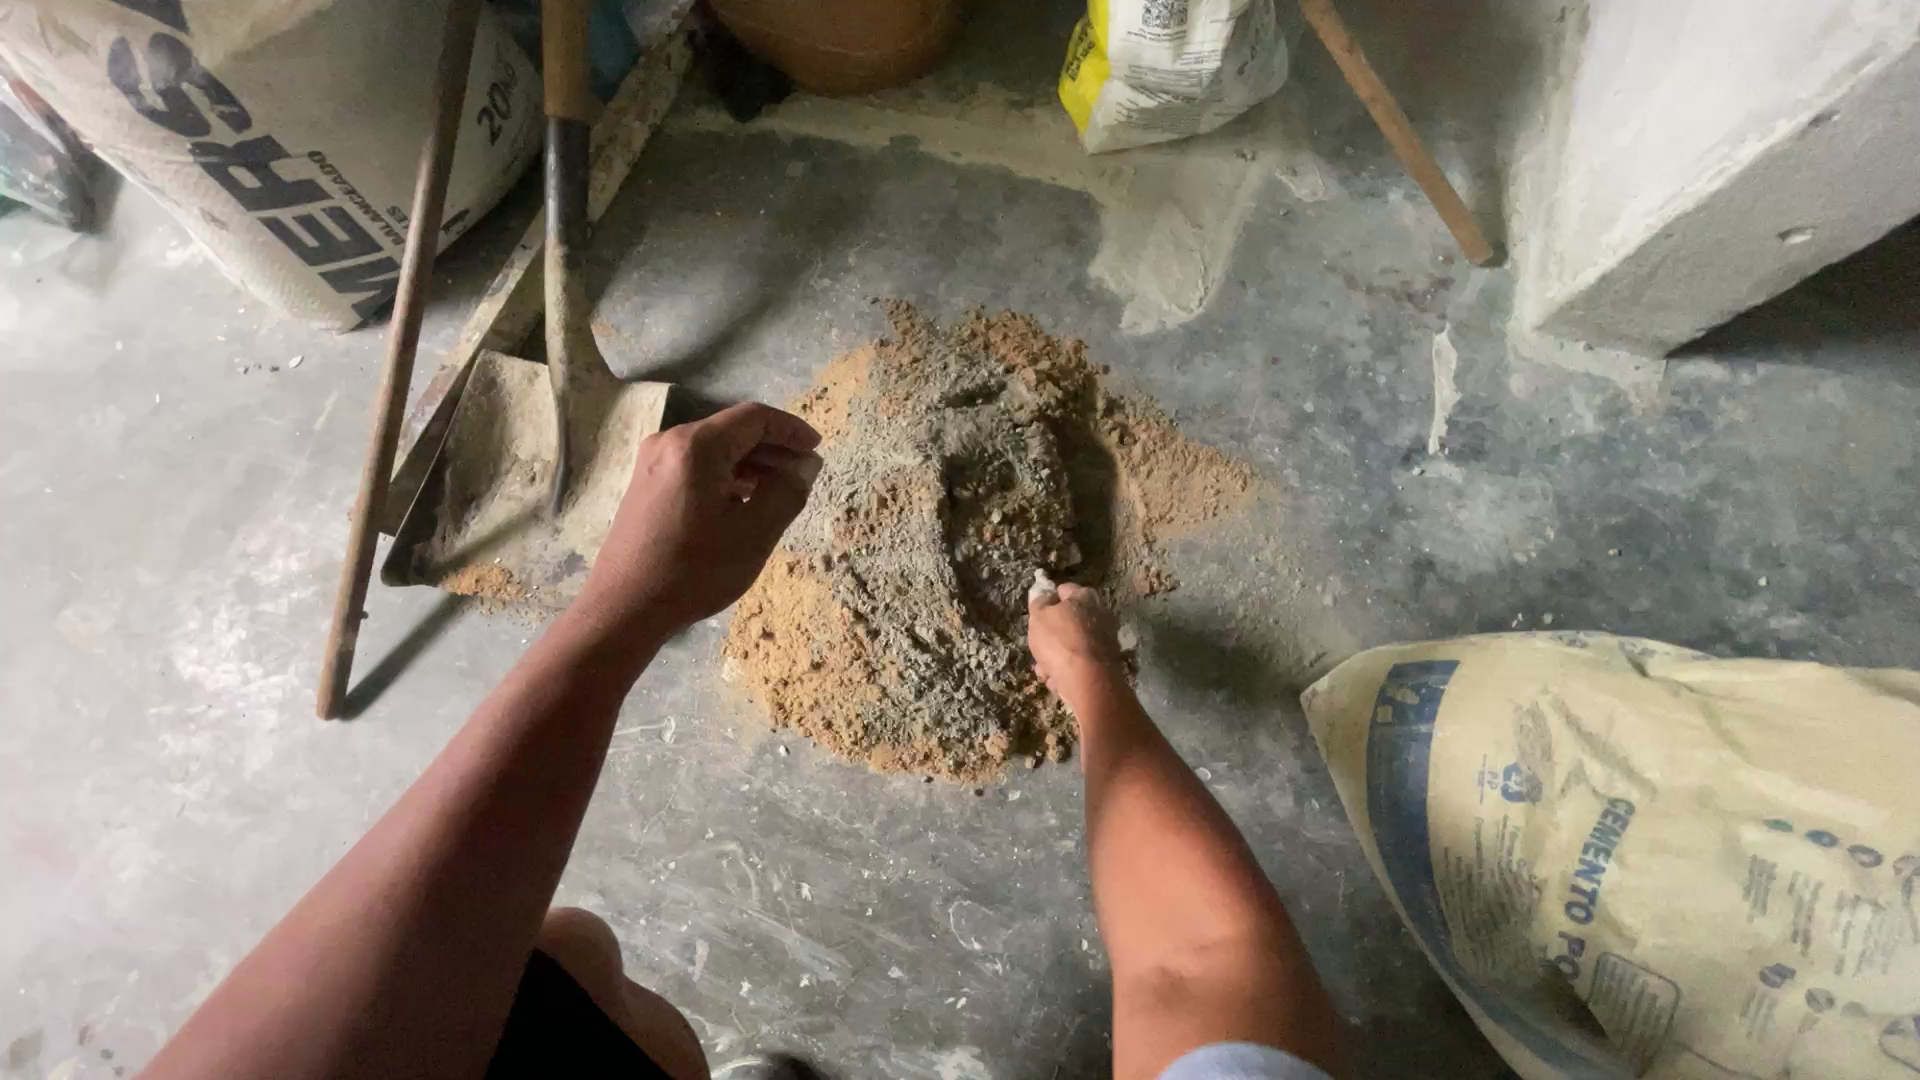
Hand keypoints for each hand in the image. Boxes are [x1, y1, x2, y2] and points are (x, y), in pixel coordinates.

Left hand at [579, 402, 821, 634]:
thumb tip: (806, 464)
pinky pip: (697, 466)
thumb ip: (787, 492)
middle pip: (733, 430)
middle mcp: (670, 442)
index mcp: (697, 446)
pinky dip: (728, 475)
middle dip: (774, 448)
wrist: (625, 608)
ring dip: (752, 463)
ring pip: (715, 449)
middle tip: (804, 473)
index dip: (791, 429)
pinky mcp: (647, 484)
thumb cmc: (694, 571)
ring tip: (781, 490)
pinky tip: (745, 502)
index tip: (817, 449)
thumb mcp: (754, 534)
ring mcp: (653, 463)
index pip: (754, 417)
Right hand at [1028, 582, 1127, 710]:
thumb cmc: (1059, 641)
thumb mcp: (1038, 616)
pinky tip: (1056, 679)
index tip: (1037, 616)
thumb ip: (1038, 602)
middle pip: (1067, 621)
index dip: (1046, 602)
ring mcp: (1105, 640)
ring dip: (1055, 656)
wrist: (1087, 681)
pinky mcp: (1104, 664)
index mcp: (1087, 596)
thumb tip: (1042, 593)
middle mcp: (1101, 614)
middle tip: (1038, 645)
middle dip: (1050, 635)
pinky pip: (1078, 663)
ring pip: (1070, 645)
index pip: (1062, 590)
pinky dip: (1067, 670)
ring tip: (1044, 668)